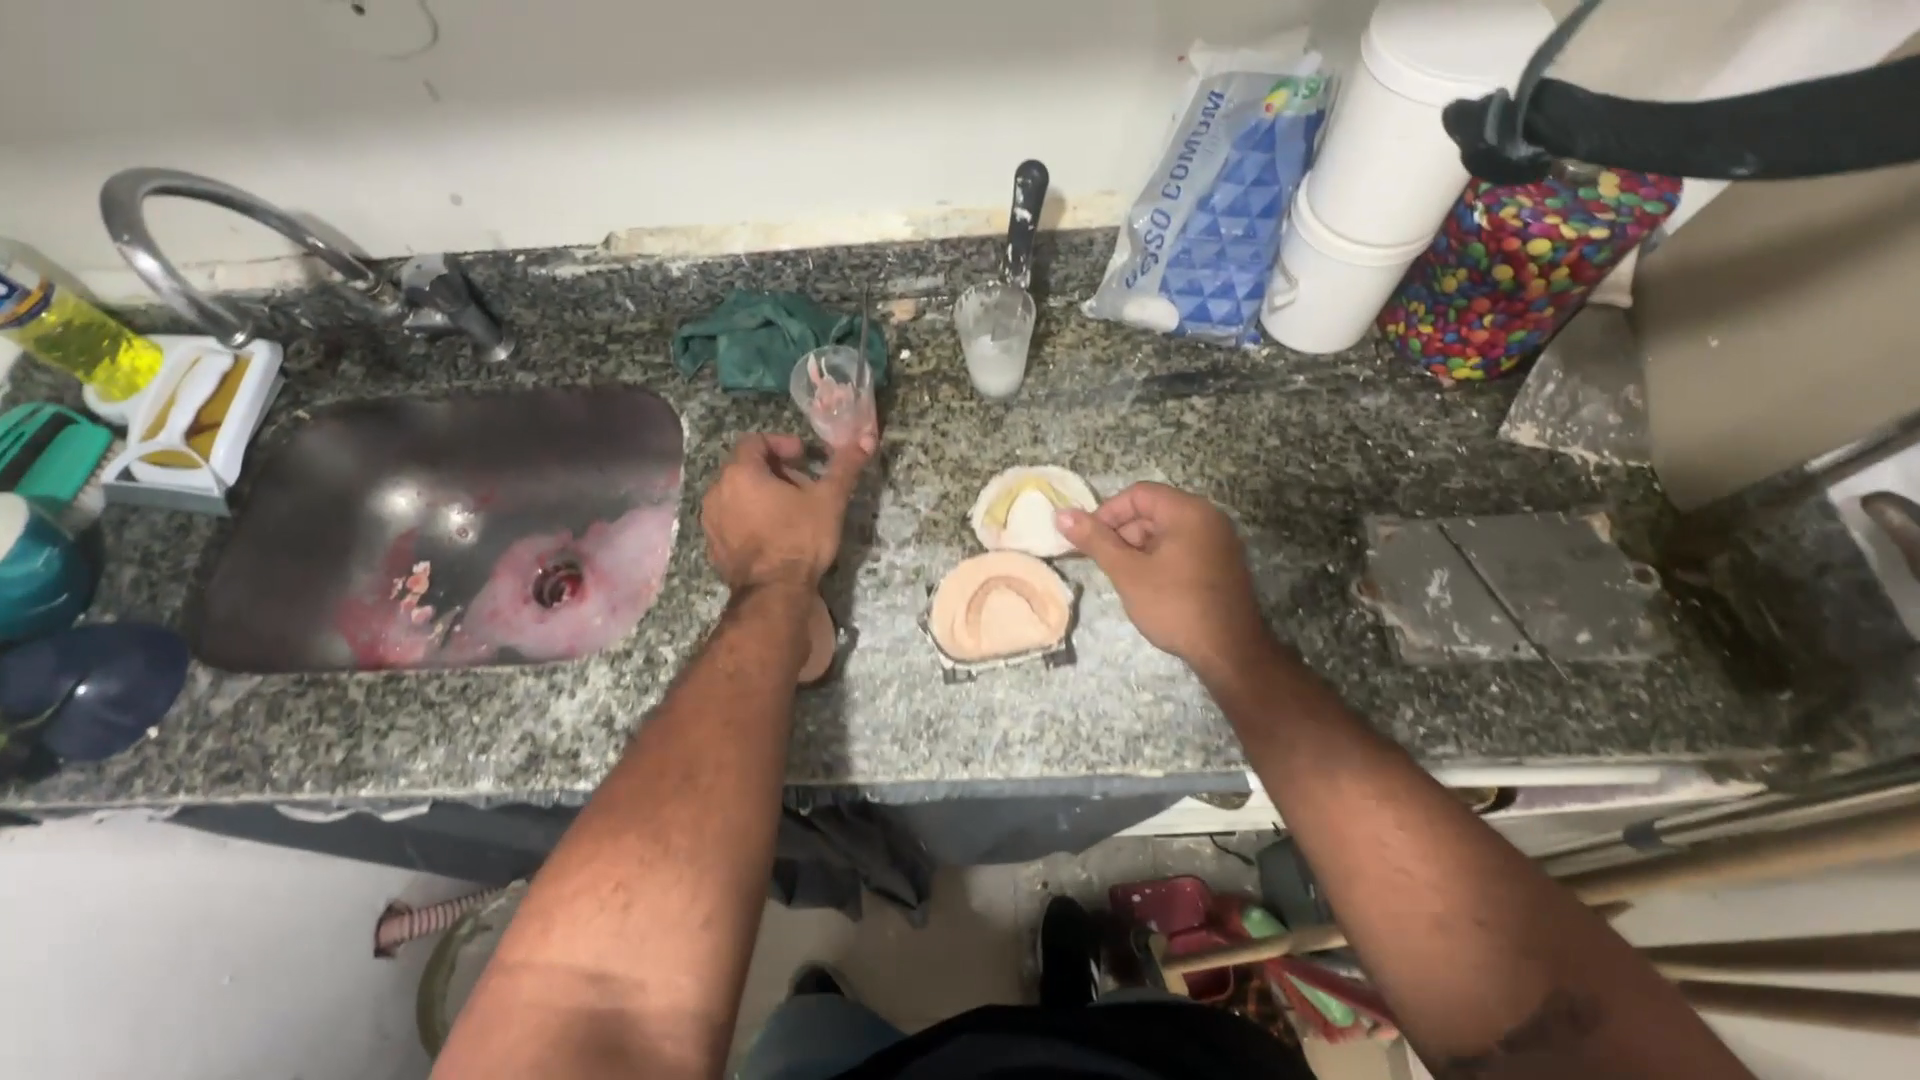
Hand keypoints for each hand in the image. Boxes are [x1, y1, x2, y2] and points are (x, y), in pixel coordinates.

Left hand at [701, 433, 872, 593]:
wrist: (774, 594)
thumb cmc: (800, 538)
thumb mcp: (829, 500)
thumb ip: (845, 467)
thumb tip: (866, 438)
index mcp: (740, 473)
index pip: (754, 441)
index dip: (781, 443)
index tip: (804, 456)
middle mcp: (717, 492)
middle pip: (745, 469)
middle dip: (775, 472)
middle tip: (803, 486)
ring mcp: (711, 522)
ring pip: (737, 496)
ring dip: (761, 496)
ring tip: (790, 512)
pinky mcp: (714, 547)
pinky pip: (732, 522)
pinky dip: (750, 520)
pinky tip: (774, 536)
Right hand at [1055, 482, 1275, 681]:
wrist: (1229, 651)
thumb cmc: (1175, 606)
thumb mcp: (1127, 572)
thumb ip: (1095, 540)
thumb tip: (1062, 514)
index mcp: (1188, 511)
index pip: (1138, 494)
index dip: (1107, 513)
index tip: (1088, 541)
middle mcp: (1209, 518)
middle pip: (1153, 511)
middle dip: (1123, 533)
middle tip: (1104, 564)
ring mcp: (1219, 541)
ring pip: (1167, 532)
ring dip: (1139, 549)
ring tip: (1124, 579)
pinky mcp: (1222, 563)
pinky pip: (1183, 548)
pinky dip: (1160, 559)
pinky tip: (1148, 586)